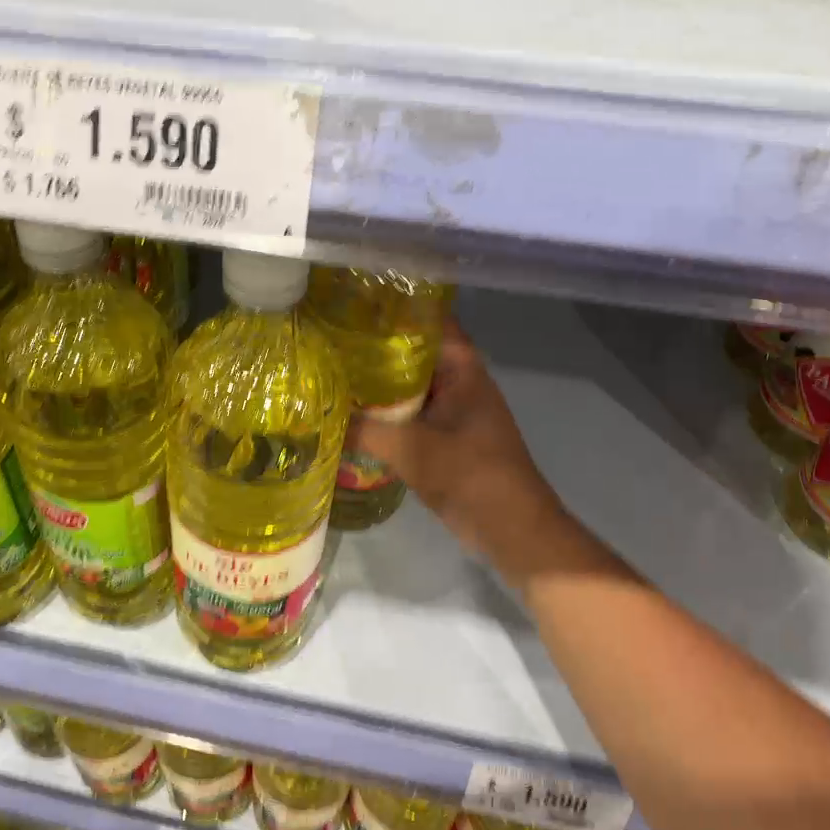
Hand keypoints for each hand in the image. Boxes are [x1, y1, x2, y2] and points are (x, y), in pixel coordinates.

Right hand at [348, 317, 570, 577]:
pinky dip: (383, 413)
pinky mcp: (445, 440)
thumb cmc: (471, 475)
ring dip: (377, 383)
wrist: (512, 530)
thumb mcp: (412, 449)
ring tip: (329, 369)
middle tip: (327, 335)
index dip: (397, 306)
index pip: (430, 320)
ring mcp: (453, 412)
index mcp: (463, 370)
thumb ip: (364, 429)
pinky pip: (409, 416)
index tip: (355, 299)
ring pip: (410, 386)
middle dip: (376, 345)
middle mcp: (459, 383)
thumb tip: (318, 415)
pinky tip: (349, 415)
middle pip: (415, 352)